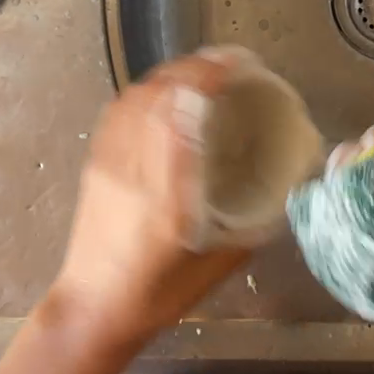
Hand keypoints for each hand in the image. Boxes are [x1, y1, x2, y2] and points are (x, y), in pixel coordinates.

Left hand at [43, 48, 257, 354]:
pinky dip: (146, 90)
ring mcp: (108, 162)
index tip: (235, 65)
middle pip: (158, 94)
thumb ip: (250, 221)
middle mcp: (133, 168)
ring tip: (200, 73)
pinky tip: (164, 93)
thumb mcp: (218, 263)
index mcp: (167, 194)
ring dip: (170, 75)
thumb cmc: (159, 295)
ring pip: (136, 96)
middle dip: (193, 68)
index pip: (182, 114)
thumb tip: (280, 185)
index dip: (207, 78)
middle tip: (226, 64)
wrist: (92, 308)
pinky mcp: (94, 163)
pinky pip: (119, 110)